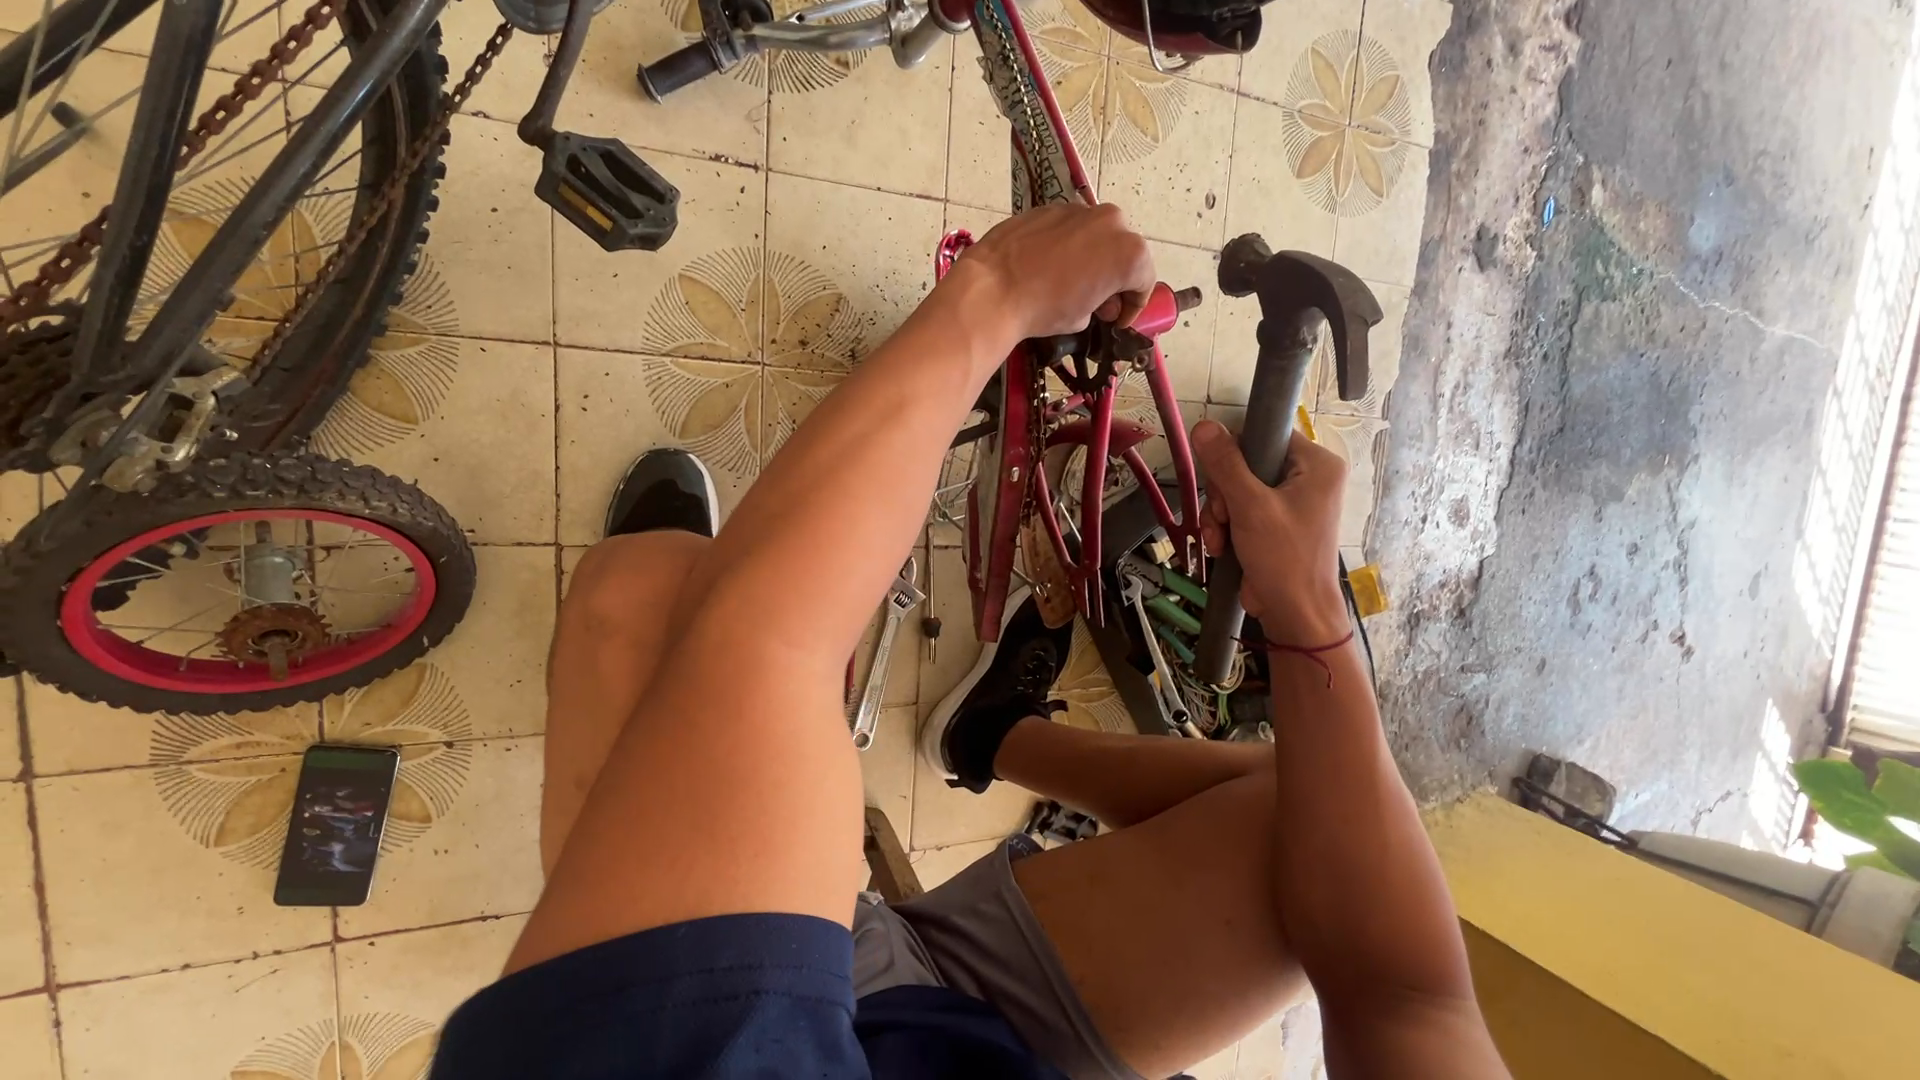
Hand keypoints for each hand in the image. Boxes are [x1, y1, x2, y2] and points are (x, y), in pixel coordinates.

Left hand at [952, 203, 1156, 337]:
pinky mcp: (1052, 207)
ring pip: (1098, 235)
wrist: (994, 288)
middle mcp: (1112, 222)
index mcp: (1129, 252)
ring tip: (1072, 282)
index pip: (1144, 281)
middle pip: (1124, 251)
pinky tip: (1049, 266)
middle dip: (1115, 277)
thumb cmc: (1044, 307)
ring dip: (1093, 257)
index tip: (1118, 319)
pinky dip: (1068, 246)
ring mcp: (1081, 210)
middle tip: (1098, 301)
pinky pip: (1070, 229)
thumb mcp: (1083, 317)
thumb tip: (1100, 300)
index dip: (1133, 306)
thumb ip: (1102, 304)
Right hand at [1190, 420, 1349, 643]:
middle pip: (1246, 464)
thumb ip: (1226, 465)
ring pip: (1238, 490)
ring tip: (1219, 540)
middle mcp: (1309, 478)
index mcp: (1317, 464)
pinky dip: (1227, 528)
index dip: (1234, 455)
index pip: (1264, 435)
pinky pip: (1241, 511)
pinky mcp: (1276, 524)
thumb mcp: (1250, 507)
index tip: (1222, 483)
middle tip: (1222, 518)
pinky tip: (1222, 548)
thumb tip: (1203, 425)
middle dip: (1224, 496)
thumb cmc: (1284, 558)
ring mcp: (1292, 502)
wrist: (1295, 613)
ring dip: (1220, 516)